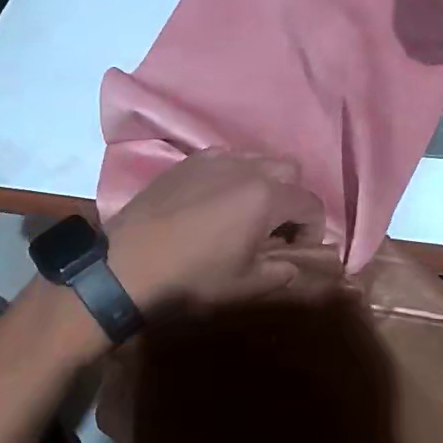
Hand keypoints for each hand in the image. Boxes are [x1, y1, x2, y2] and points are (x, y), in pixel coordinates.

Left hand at [104, 150, 337, 311]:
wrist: (127, 266)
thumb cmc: (194, 278)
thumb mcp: (247, 285)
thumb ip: (281, 273)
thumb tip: (291, 266)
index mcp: (267, 197)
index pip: (310, 203)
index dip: (314, 228)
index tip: (299, 249)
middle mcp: (246, 168)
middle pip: (289, 171)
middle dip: (292, 197)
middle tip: (277, 226)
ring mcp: (214, 160)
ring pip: (257, 158)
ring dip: (264, 182)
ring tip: (248, 210)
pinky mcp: (186, 162)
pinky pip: (224, 158)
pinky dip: (233, 175)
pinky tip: (217, 200)